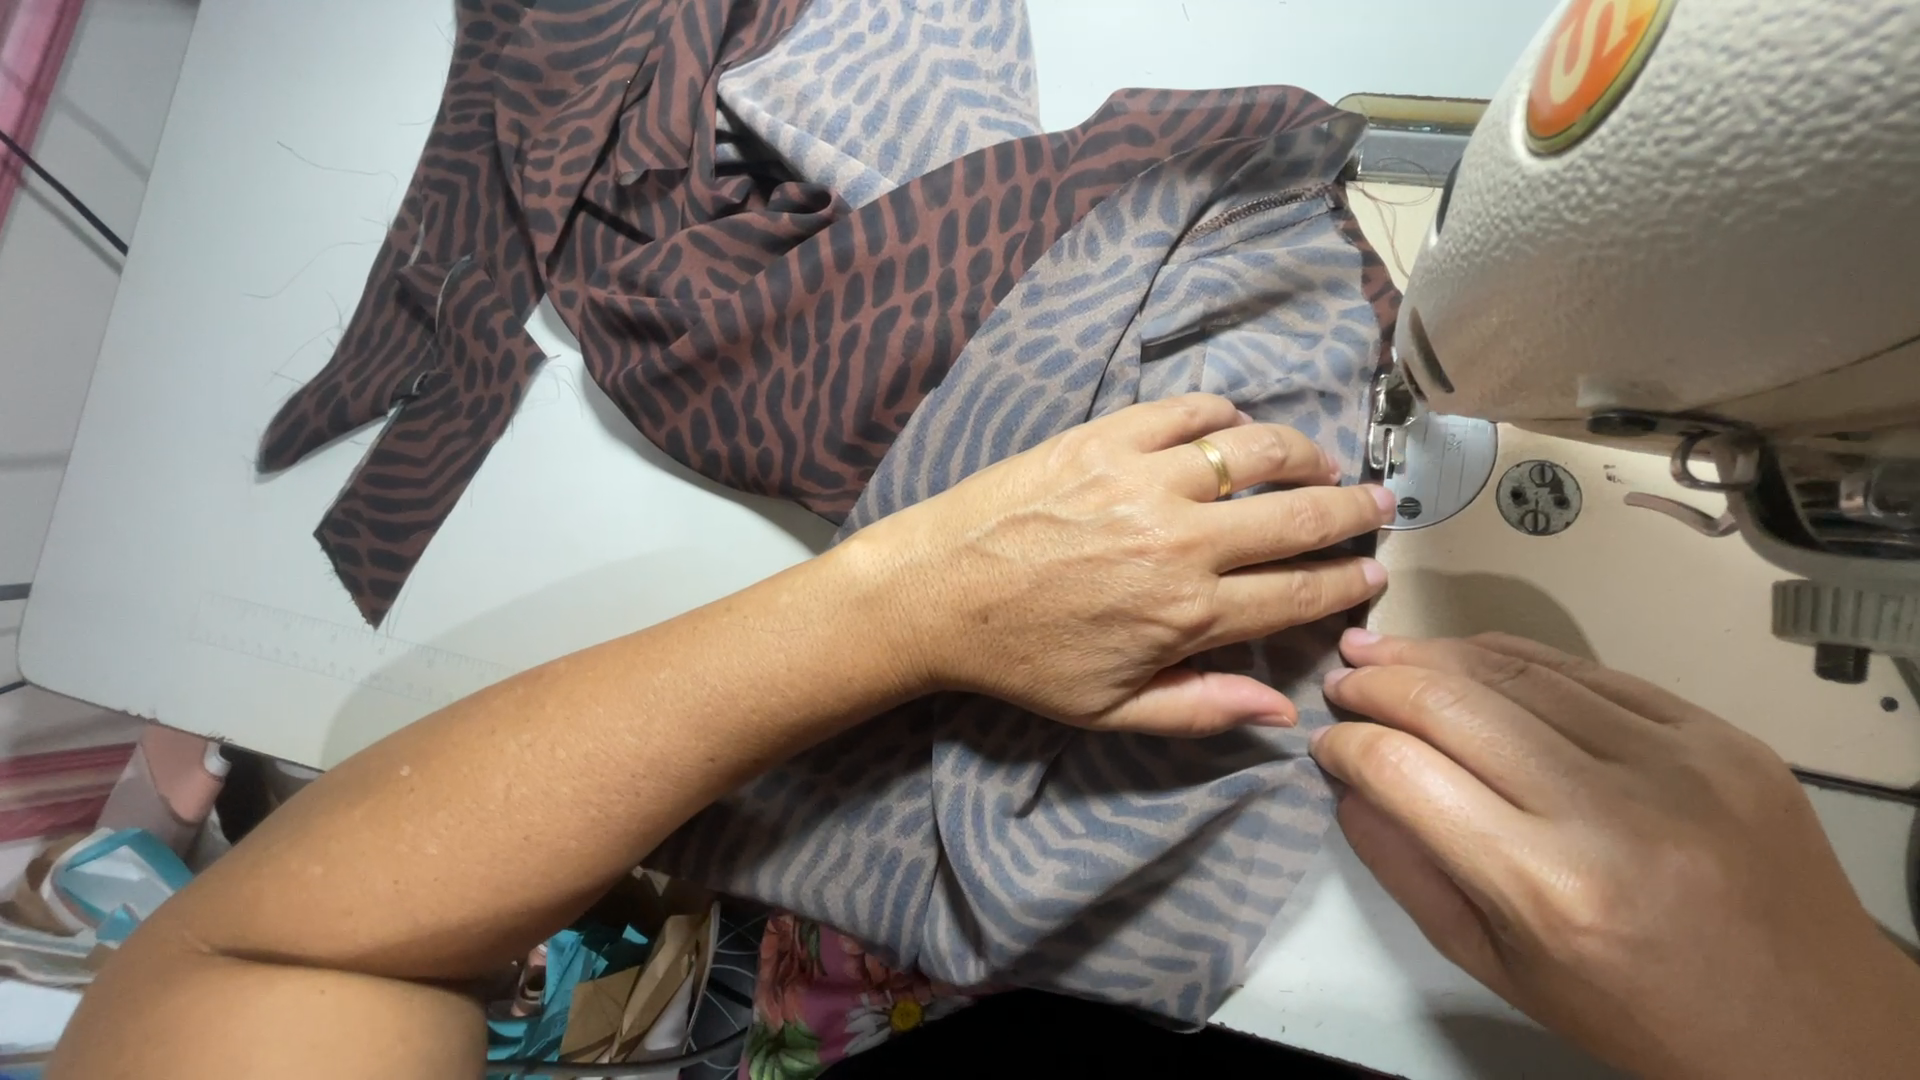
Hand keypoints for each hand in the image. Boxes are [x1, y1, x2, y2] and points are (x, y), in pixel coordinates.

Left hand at [844, 392, 1393, 735]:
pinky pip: (1186, 411)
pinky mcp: (1102, 440)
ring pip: (1256, 451)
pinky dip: (1223, 413)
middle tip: (1378, 507)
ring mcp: (1142, 481)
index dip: (1348, 583)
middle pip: (1298, 517)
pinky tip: (1233, 427)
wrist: (937, 593)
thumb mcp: (1108, 710)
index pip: (1299, 593)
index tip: (1375, 572)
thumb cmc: (1021, 659)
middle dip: (1353, 512)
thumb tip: (1285, 708)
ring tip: (1320, 462)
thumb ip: (1200, 707)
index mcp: (1187, 613)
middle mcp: (1181, 541)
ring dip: (1305, 454)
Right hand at [1312, 631, 1919, 1079]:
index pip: (1403, 770)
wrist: (1825, 1035)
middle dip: (1375, 682)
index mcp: (1548, 887)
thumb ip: (1401, 865)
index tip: (1325, 740)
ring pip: (1511, 672)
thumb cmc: (1635, 1012)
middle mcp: (1611, 812)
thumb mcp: (1491, 962)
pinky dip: (1503, 655)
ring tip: (1378, 649)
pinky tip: (1460, 655)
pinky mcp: (1718, 735)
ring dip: (1427, 653)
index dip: (1347, 743)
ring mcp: (1677, 762)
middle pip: (1450, 704)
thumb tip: (1346, 777)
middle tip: (1338, 678)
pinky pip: (1582, 668)